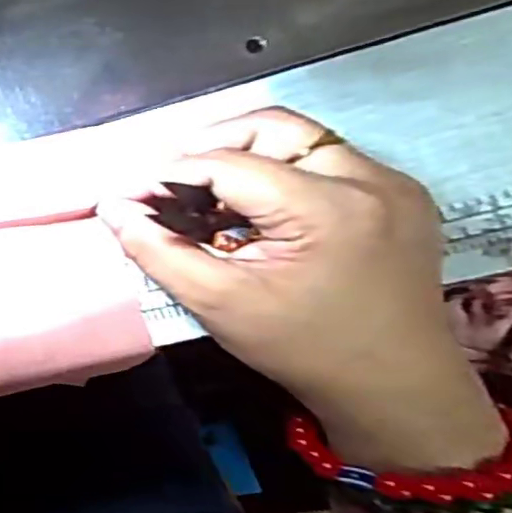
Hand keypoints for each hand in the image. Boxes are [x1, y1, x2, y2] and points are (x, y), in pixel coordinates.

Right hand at [97, 108, 503, 470]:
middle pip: (273, 126)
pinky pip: (325, 162)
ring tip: (208, 195)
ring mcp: (391, 183)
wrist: (392, 385)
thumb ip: (158, 251)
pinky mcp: (397, 195)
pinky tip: (254, 210)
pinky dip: (278, 172)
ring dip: (245, 156)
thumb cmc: (299, 347)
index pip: (228, 163)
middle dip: (211, 145)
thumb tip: (114, 208)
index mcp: (327, 207)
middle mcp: (369, 178)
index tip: (134, 197)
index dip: (170, 175)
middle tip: (170, 181)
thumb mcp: (217, 303)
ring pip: (300, 138)